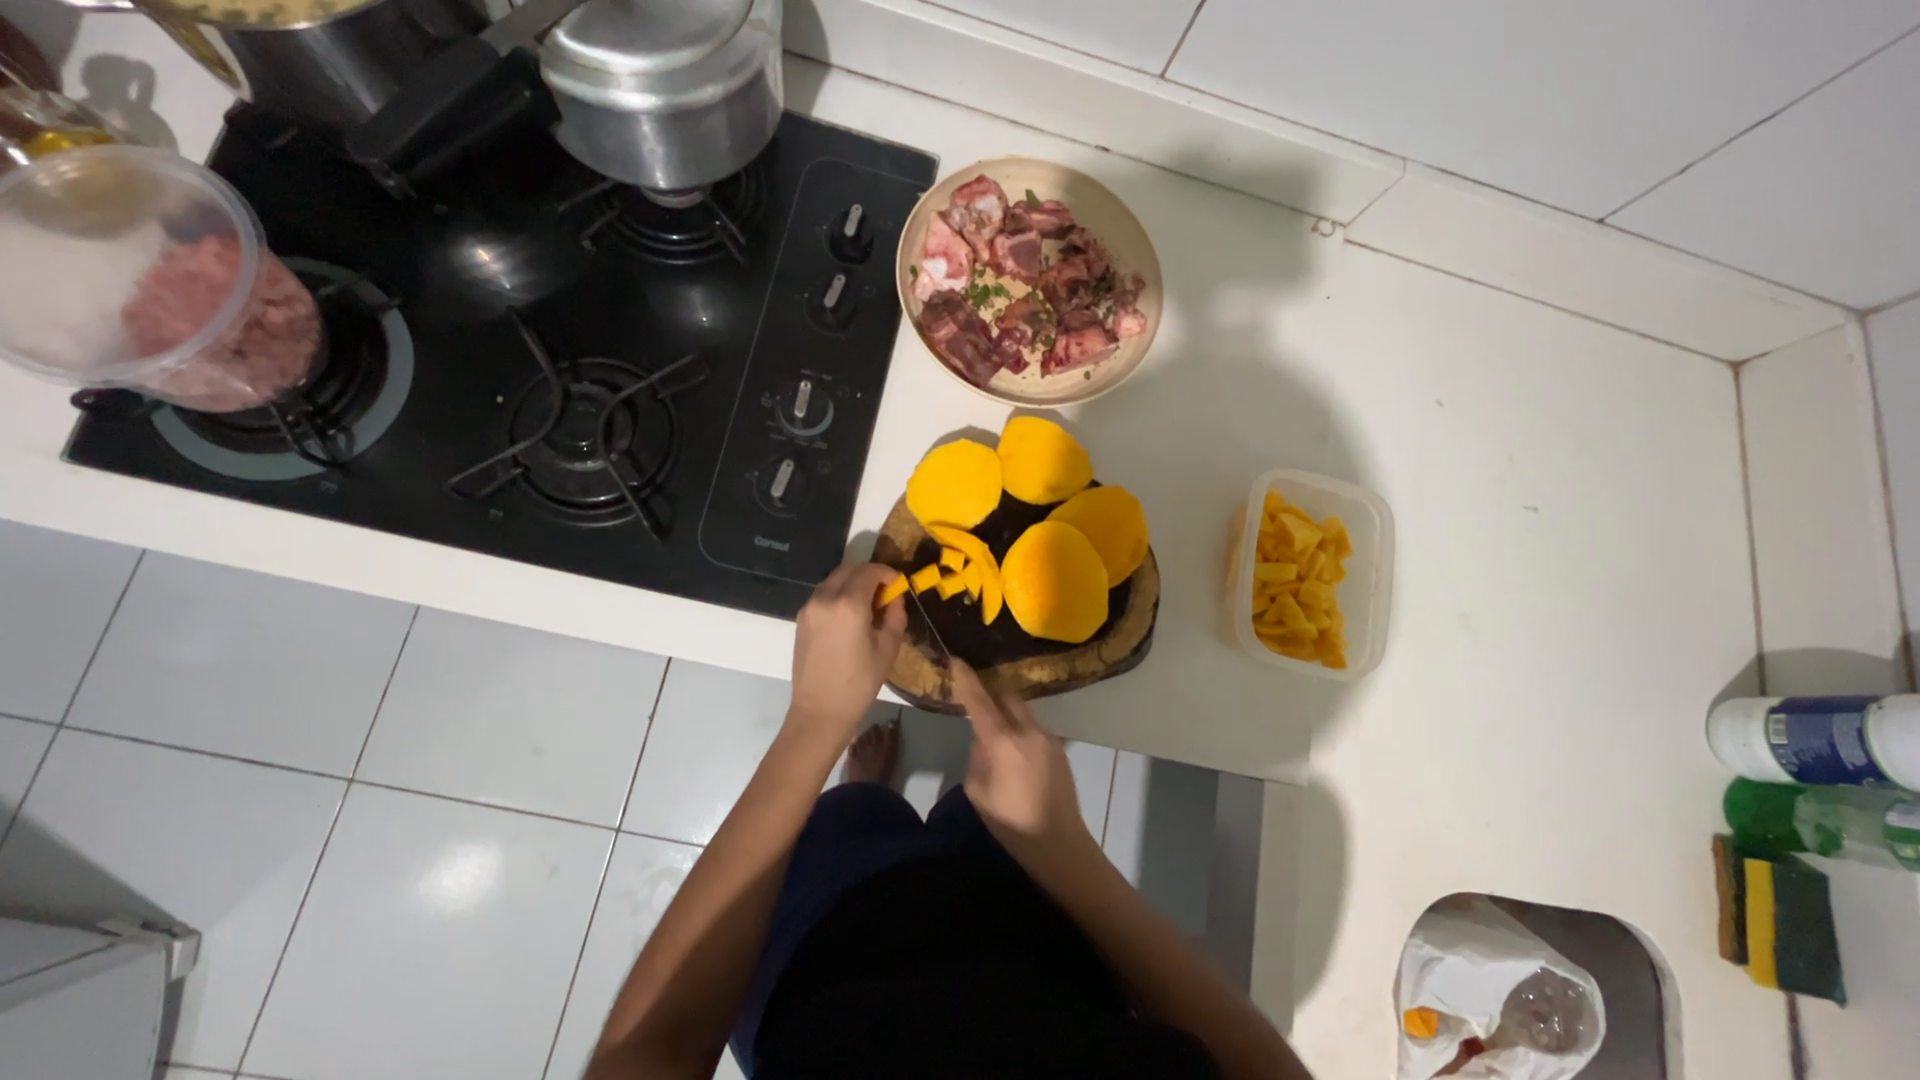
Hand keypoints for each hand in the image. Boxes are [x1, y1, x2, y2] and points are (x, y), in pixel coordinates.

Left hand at [788, 561, 906, 742]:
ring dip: (852, 583)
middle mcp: (825, 598)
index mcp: (849, 604)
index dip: (886, 573)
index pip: (869, 572)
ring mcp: (809, 607)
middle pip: (848, 569)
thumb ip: (895, 615)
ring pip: (833, 580)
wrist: (820, 710)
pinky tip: (850, 615)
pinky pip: (823, 595)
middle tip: (884, 591)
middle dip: (868, 574)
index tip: (897, 583)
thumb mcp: (888, 648)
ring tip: (868, 604)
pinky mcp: (801, 619)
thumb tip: (894, 598)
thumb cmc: (859, 683)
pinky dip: (839, 594)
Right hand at [952, 660, 1095, 862]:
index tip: (957, 660)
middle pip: (1007, 697)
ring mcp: (1048, 738)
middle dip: (992, 696)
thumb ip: (977, 756)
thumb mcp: (978, 791)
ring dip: (1008, 718)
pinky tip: (1017, 758)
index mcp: (1004, 742)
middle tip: (978, 704)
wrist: (1058, 842)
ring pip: (1022, 714)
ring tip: (998, 741)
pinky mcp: (1059, 749)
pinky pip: (1034, 730)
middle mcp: (1029, 731)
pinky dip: (1021, 733)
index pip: (980, 702)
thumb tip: (983, 739)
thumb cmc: (1011, 822)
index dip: (966, 680)